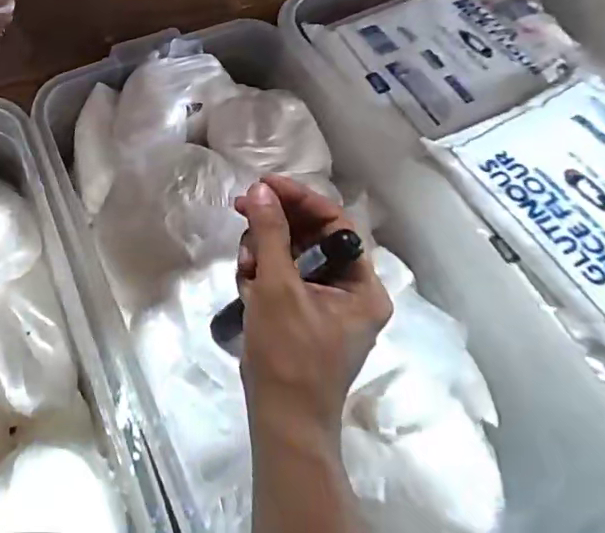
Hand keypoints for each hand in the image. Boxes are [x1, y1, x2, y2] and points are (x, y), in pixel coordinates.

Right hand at [234, 175, 392, 435]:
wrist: (281, 420)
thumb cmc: (289, 353)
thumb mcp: (277, 286)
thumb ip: (270, 232)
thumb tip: (261, 190)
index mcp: (362, 286)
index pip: (334, 223)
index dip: (299, 198)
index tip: (264, 185)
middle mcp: (349, 291)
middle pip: (310, 236)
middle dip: (274, 225)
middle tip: (242, 211)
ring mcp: (324, 304)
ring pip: (291, 254)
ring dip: (263, 250)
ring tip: (244, 266)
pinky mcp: (300, 314)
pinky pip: (281, 276)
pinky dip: (261, 272)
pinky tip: (246, 283)